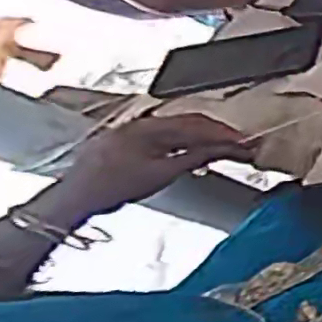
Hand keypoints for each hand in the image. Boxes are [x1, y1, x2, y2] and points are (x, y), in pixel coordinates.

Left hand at [45, 115, 253, 220]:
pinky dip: (184, 140)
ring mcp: (132, 130)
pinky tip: (194, 150)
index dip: (225, 134)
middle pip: (189, 122)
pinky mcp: (126, 140)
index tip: (246, 143)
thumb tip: (226, 148)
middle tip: (239, 145)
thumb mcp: (163, 173)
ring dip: (202, 136)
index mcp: (149, 127)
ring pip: (177, 127)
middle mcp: (141, 123)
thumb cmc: (116, 186)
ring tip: (222, 148)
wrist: (75, 198)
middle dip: (217, 133)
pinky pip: (163, 134)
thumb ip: (197, 156)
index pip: (198, 126)